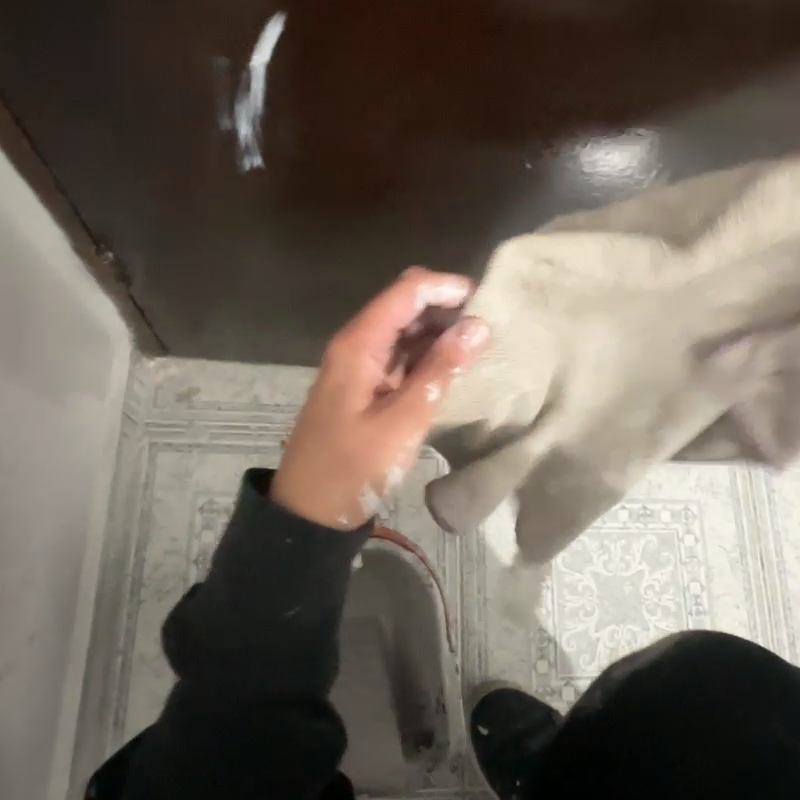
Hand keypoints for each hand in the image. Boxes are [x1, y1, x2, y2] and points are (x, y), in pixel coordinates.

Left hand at [272, 268, 491, 529]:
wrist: (309, 512)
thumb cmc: (353, 468)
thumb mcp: (403, 422)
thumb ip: (440, 371)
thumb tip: (478, 326)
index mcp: (359, 344)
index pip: (407, 291)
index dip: (447, 287)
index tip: (489, 301)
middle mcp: (357, 344)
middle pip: (405, 304)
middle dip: (446, 307)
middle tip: (490, 327)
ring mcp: (360, 365)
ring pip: (405, 329)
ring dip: (440, 331)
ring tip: (482, 345)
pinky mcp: (365, 386)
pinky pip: (400, 355)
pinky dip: (427, 355)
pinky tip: (455, 367)